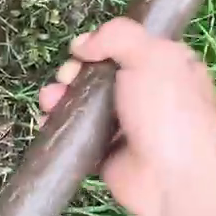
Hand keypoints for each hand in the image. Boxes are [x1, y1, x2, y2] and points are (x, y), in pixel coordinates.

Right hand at [37, 17, 215, 215]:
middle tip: (67, 78)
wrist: (170, 178)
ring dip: (60, 96)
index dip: (102, 44)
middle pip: (99, 73)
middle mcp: (147, 93)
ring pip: (83, 101)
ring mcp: (125, 123)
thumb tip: (81, 44)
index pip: (129, 46)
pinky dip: (57, 124)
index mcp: (168, 66)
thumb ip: (117, 37)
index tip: (85, 51)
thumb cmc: (167, 113)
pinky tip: (46, 120)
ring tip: (50, 101)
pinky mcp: (105, 149)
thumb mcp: (152, 57)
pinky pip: (75, 131)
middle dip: (75, 72)